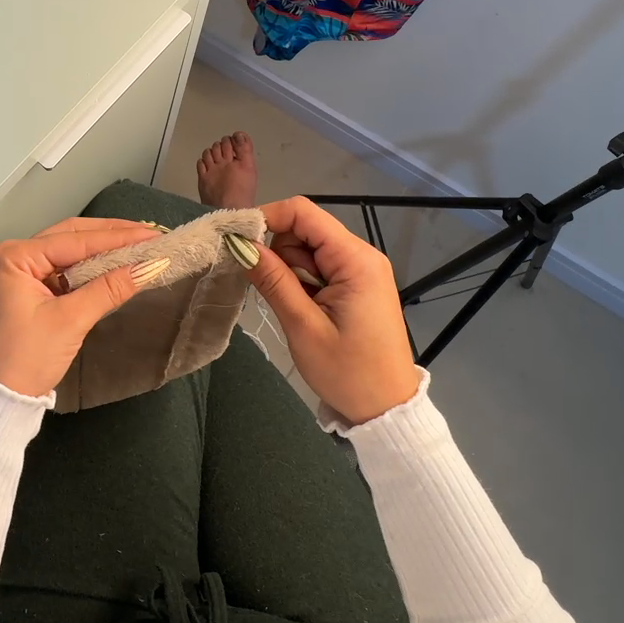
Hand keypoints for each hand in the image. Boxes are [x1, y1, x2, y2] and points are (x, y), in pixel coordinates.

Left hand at [0, 217, 162, 397]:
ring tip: (138, 244)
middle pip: (70, 236)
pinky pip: (62, 270)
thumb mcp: (70, 321)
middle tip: (149, 234)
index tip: (153, 234)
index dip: (117, 237)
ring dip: (101, 250)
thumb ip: (109, 289)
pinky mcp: (26, 290)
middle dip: (110, 236)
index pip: (75, 239)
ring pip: (67, 252)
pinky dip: (88, 268)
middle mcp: (14, 256)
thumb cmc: (26, 358)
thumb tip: (150, 265)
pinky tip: (114, 265)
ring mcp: (18, 272)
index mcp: (15, 256)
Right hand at [240, 197, 421, 425]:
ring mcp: (361, 270)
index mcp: (355, 260)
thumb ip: (272, 279)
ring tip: (297, 310)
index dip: (266, 217)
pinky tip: (305, 309)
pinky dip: (302, 281)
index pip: (303, 212)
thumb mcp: (303, 326)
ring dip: (290, 271)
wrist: (386, 410)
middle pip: (303, 229)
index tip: (237, 241)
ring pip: (307, 249)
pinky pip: (318, 266)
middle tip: (282, 296)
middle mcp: (362, 255)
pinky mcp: (356, 284)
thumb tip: (239, 243)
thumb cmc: (348, 372)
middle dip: (280, 254)